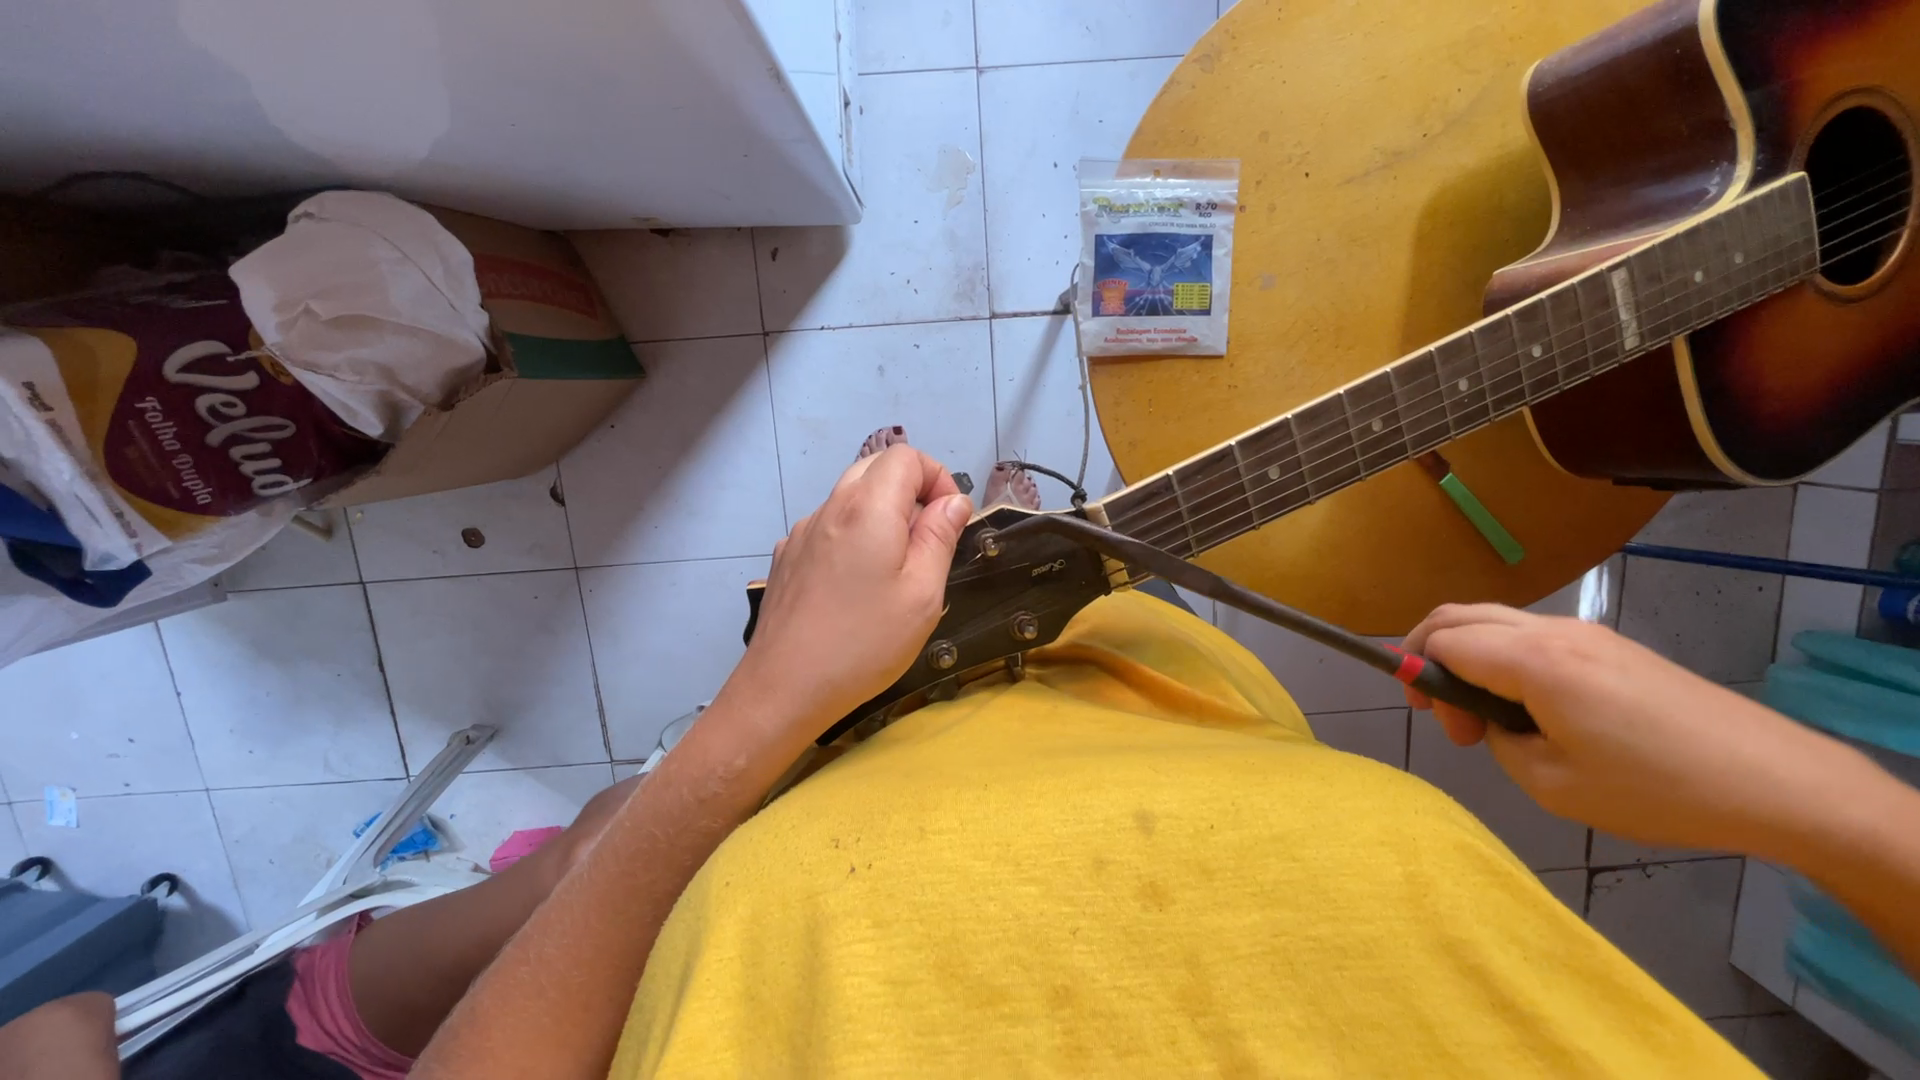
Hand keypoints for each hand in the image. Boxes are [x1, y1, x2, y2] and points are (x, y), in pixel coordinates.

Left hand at [719, 443, 970, 744]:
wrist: (784, 687)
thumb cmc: (865, 643)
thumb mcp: (922, 594)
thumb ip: (940, 537)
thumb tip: (953, 502)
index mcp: (867, 509)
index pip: (905, 457)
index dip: (936, 478)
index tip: (949, 521)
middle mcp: (830, 508)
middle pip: (874, 469)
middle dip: (909, 490)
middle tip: (927, 540)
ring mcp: (801, 533)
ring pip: (848, 498)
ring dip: (880, 514)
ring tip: (893, 570)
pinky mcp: (786, 559)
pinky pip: (827, 528)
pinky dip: (852, 537)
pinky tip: (854, 587)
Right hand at [1401, 603, 1857, 854]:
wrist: (1778, 782)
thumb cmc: (1656, 789)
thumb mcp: (1551, 783)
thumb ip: (1499, 739)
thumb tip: (1494, 719)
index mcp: (1533, 661)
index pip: (1442, 641)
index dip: (1419, 675)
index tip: (1438, 722)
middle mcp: (1555, 632)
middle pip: (1460, 615)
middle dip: (1430, 653)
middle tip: (1445, 713)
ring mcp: (1588, 635)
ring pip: (1495, 622)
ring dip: (1469, 657)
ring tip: (1492, 718)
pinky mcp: (1613, 647)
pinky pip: (1531, 636)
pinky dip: (1504, 659)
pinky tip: (1531, 708)